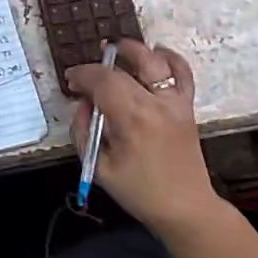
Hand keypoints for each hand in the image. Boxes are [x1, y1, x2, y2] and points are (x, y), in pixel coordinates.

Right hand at [65, 41, 222, 233]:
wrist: (185, 207)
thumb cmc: (139, 191)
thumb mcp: (99, 167)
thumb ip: (83, 131)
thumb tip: (82, 105)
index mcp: (132, 119)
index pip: (102, 81)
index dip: (82, 75)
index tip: (71, 81)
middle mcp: (156, 103)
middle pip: (124, 68)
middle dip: (99, 66)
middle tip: (85, 74)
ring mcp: (175, 102)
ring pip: (155, 62)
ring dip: (133, 51)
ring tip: (116, 50)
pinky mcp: (187, 106)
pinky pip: (182, 74)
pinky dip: (170, 59)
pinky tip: (155, 53)